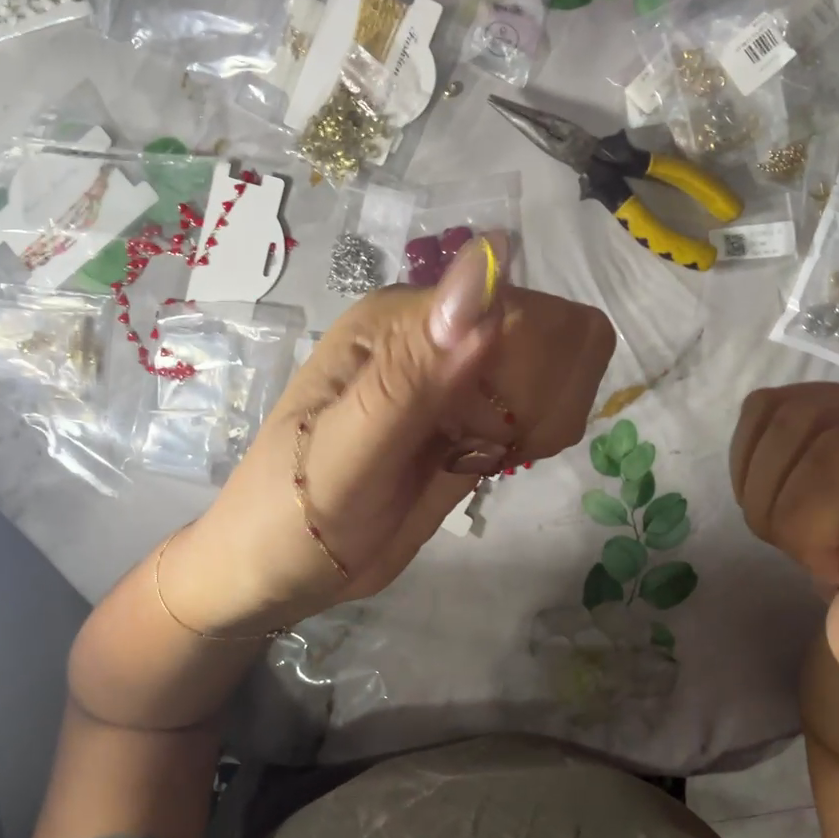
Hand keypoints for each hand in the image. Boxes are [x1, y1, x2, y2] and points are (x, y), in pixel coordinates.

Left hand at [164, 235, 616, 633]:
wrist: (277, 571)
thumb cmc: (293, 519)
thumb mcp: (346, 457)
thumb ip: (410, 375)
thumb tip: (485, 266)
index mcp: (401, 321)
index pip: (527, 313)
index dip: (532, 380)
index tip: (491, 440)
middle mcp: (437, 330)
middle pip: (557, 333)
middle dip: (542, 403)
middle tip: (480, 453)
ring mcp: (458, 369)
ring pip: (562, 364)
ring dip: (542, 421)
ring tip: (478, 459)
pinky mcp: (471, 410)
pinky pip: (544, 401)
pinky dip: (535, 437)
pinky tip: (483, 463)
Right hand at [729, 384, 838, 717]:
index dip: (811, 513)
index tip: (836, 571)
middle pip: (809, 425)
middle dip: (785, 507)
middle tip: (817, 559)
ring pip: (783, 414)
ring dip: (768, 488)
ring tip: (807, 534)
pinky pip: (772, 410)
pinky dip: (757, 465)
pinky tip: (793, 504)